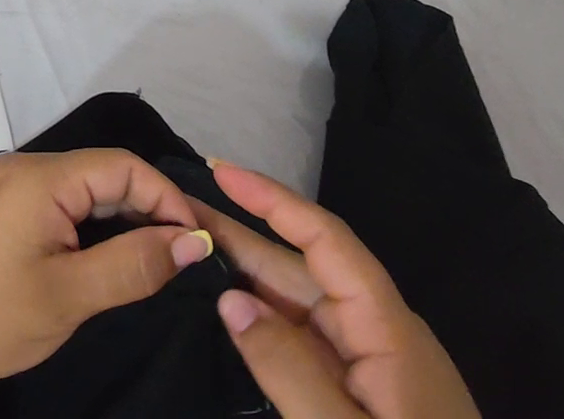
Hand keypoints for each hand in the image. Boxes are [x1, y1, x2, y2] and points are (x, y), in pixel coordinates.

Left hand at [0, 149, 211, 418]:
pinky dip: (86, 228)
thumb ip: (134, 263)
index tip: (198, 245)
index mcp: (41, 176)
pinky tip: (100, 262)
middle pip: (102, 175)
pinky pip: (54, 206)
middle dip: (146, 211)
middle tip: (179, 261)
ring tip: (147, 265)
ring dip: (117, 223)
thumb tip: (193, 240)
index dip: (168, 199)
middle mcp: (22, 169)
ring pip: (80, 192)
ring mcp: (4, 189)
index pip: (124, 166)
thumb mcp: (70, 295)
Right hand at [204, 162, 478, 418]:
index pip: (325, 240)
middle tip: (177, 208)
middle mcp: (376, 332)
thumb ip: (288, 368)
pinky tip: (227, 307)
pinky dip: (261, 315)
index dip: (273, 200)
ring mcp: (368, 364)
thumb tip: (229, 299)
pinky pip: (302, 337)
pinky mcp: (359, 392)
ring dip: (245, 272)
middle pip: (302, 265)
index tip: (222, 171)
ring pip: (298, 300)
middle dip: (242, 231)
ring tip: (189, 245)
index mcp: (386, 329)